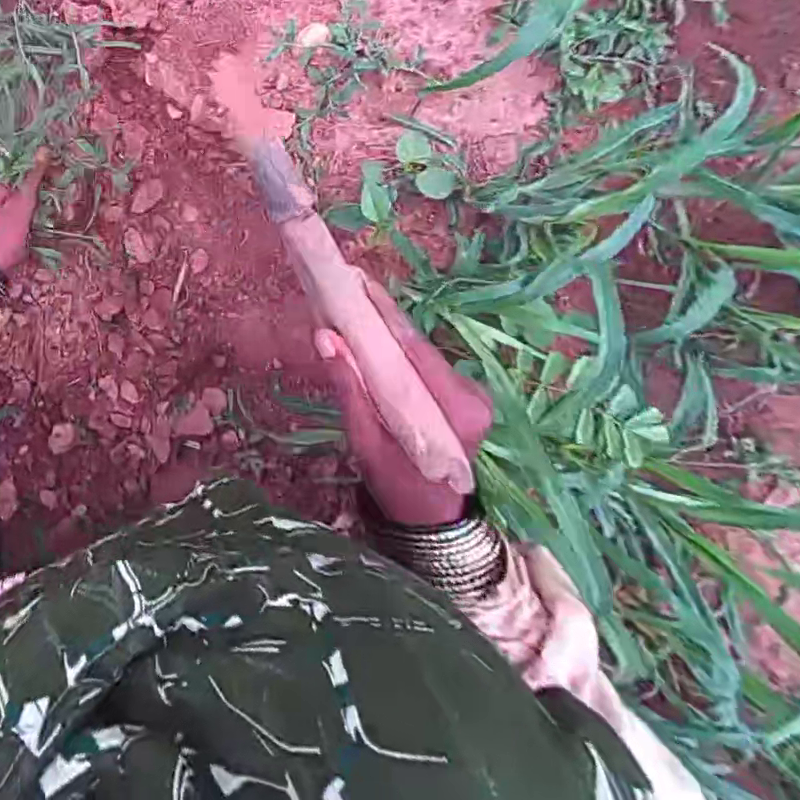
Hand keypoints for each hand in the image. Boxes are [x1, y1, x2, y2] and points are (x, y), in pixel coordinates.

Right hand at [314, 275, 491, 525]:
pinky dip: (397, 349)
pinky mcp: (464, 397)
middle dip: (383, 316)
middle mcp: (473, 396)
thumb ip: (349, 388)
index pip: (414, 347)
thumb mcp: (364, 439)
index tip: (358, 283)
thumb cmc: (394, 484)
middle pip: (419, 346)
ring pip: (421, 353)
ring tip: (355, 307)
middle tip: (351, 287)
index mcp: (455, 408)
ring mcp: (473, 395)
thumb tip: (325, 337)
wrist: (429, 517)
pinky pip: (424, 365)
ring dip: (388, 331)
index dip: (385, 313)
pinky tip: (374, 337)